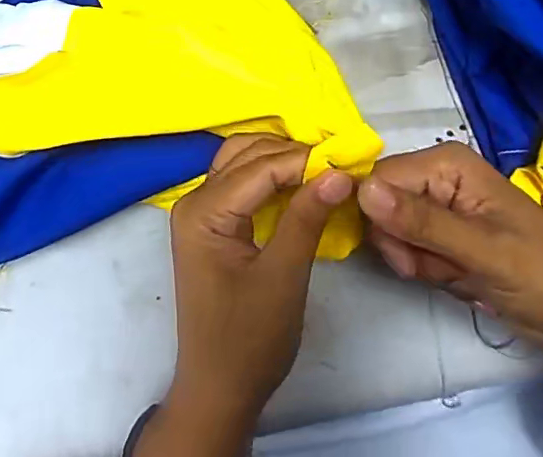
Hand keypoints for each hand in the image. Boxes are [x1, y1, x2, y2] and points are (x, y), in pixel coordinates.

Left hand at [137, 135, 353, 454]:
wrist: (219, 389)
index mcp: (203, 211)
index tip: (347, 163)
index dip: (303, 161)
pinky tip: (298, 181)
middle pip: (246, 156)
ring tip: (322, 169)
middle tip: (339, 165)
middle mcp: (194, 200)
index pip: (258, 168)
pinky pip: (239, 182)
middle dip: (292, 154)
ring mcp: (199, 211)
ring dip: (279, 158)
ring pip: (240, 162)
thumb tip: (339, 173)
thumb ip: (307, 219)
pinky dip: (269, 175)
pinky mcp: (211, 223)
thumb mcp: (284, 277)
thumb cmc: (249, 339)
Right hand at [356, 142, 542, 355]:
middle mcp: (437, 176)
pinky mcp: (442, 234)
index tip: (404, 255)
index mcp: (446, 163)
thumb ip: (422, 222)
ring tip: (456, 273)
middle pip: (380, 203)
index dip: (380, 218)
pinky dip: (424, 268)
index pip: (379, 178)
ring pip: (391, 228)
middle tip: (437, 267)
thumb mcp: (485, 253)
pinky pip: (408, 246)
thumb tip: (361, 190)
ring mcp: (439, 205)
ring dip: (414, 259)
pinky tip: (456, 277)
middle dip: (400, 242)